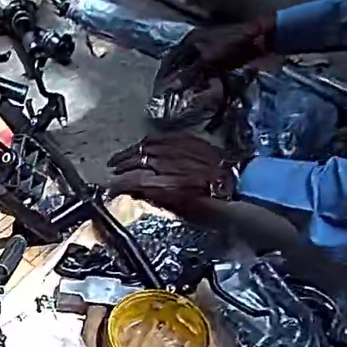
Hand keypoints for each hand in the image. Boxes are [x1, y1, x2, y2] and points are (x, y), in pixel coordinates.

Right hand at [106, 134, 239, 216]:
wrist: (238, 183)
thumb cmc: (209, 203)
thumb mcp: (179, 208)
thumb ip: (153, 198)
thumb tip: (131, 192)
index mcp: (163, 184)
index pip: (130, 181)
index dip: (116, 184)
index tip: (108, 188)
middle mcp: (167, 163)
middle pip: (135, 161)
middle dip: (120, 166)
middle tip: (111, 171)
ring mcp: (176, 148)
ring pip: (144, 147)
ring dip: (129, 153)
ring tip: (120, 158)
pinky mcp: (186, 139)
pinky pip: (160, 137)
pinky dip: (146, 142)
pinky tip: (141, 147)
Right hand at [160, 17, 274, 86]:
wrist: (259, 39)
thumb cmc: (232, 47)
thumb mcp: (208, 61)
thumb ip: (188, 74)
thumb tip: (169, 86)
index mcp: (190, 40)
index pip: (171, 58)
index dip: (166, 74)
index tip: (162, 89)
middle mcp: (196, 43)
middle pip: (181, 63)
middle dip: (178, 78)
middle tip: (174, 94)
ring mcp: (207, 48)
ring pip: (193, 67)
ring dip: (191, 80)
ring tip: (189, 92)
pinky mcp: (218, 55)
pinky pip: (204, 69)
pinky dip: (202, 78)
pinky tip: (203, 86)